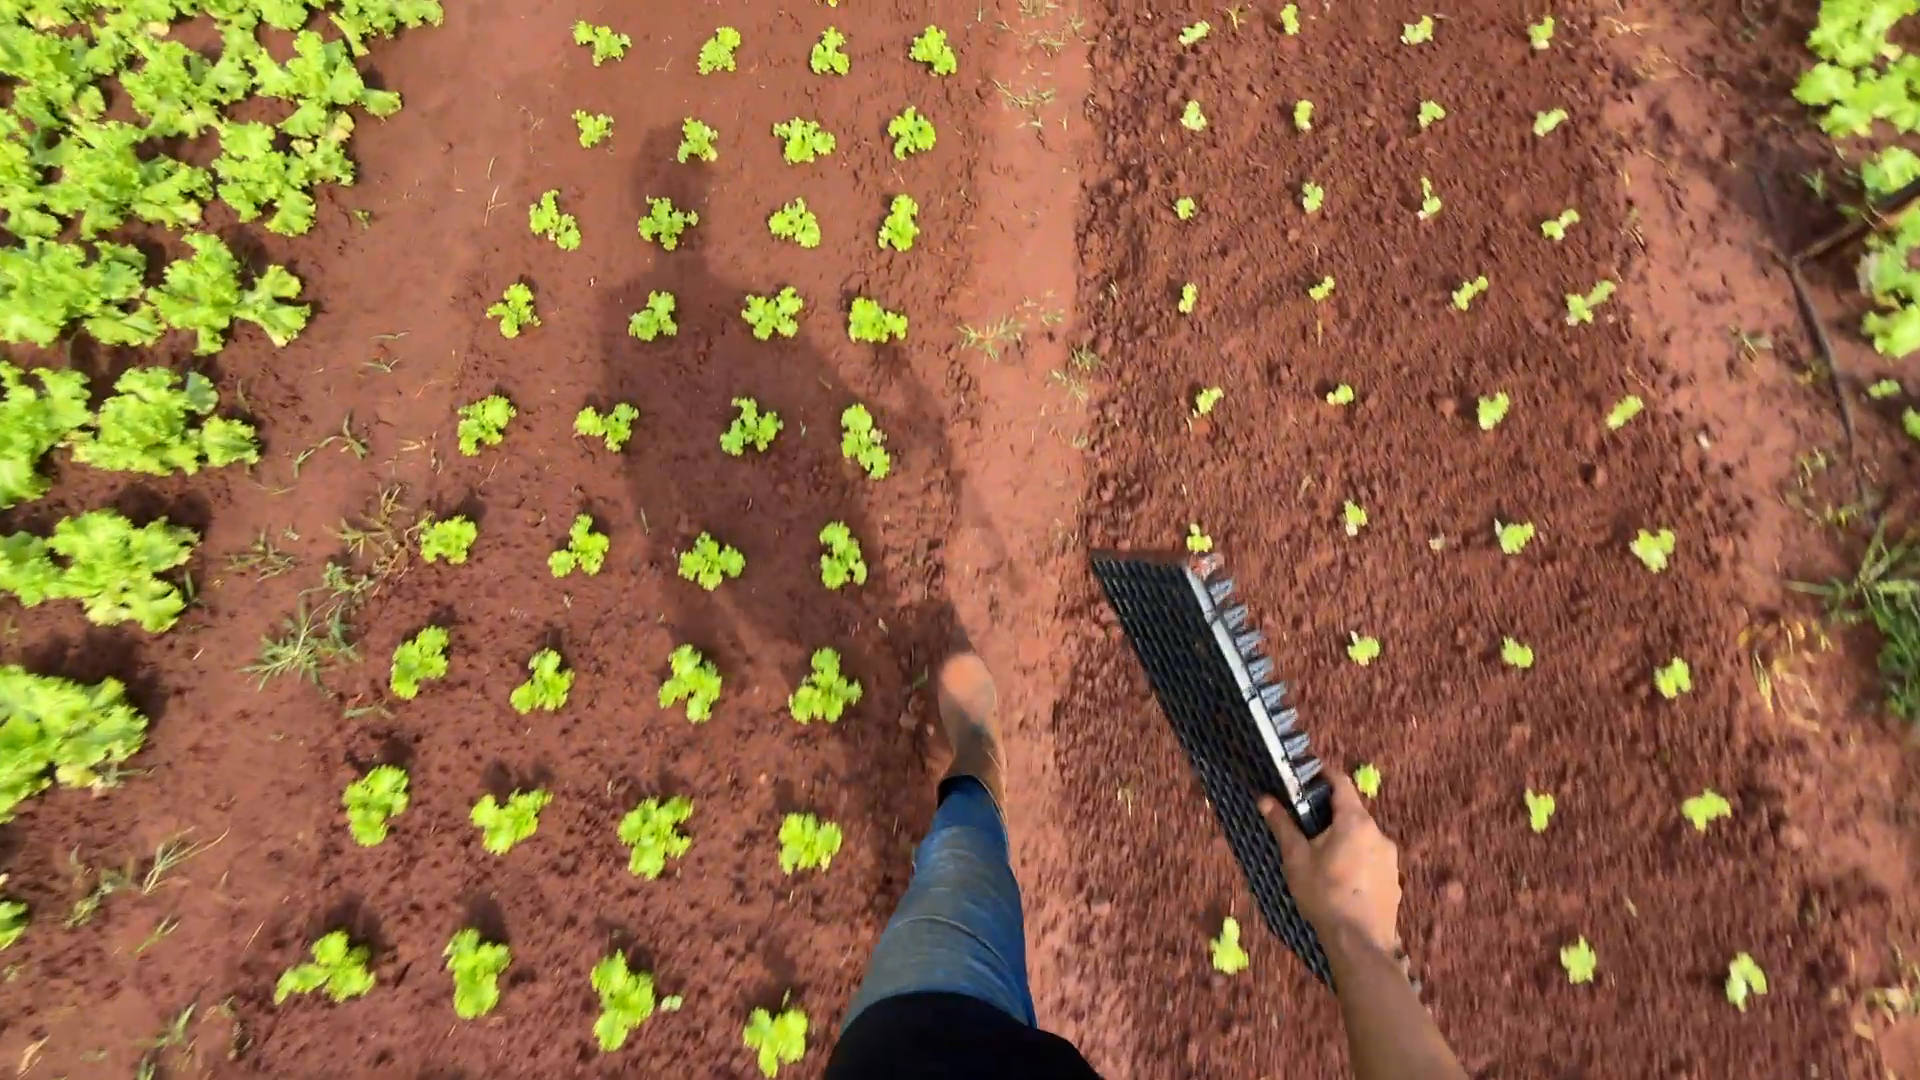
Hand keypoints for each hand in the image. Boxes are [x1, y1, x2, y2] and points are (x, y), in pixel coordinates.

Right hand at [1260, 771, 1400, 954]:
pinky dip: (1354, 856)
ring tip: (1319, 852)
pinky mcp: (1393, 879)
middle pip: (1351, 810)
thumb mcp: (1296, 857)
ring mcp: (1389, 858)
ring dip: (1342, 835)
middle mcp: (1378, 834)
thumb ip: (1282, 824)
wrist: (1360, 943)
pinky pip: (1370, 856)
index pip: (1340, 783)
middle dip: (1328, 811)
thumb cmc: (1324, 893)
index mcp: (1355, 821)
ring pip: (1361, 835)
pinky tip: (1339, 876)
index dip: (1322, 775)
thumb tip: (1264, 798)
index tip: (1303, 777)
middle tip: (1303, 820)